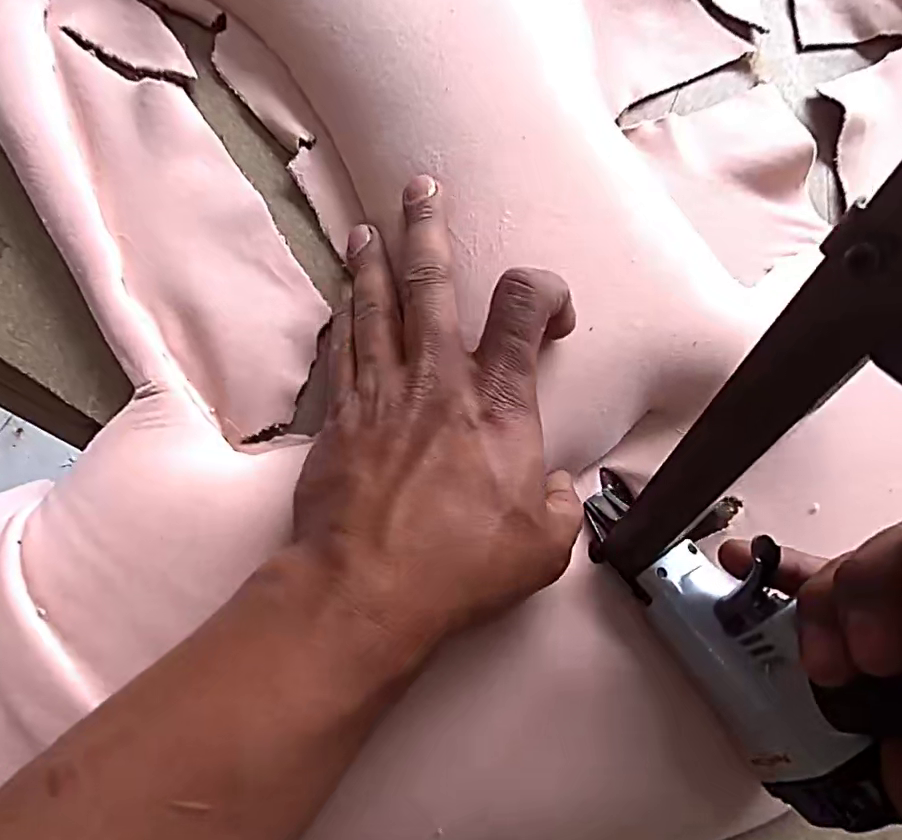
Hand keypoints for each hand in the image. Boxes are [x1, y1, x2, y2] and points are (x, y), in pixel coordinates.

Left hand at [291, 176, 582, 653]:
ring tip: (365, 234)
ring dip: (371, 265)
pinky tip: (339, 307)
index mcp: (497, 408)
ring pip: (374, 309)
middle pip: (431, 283)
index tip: (551, 314)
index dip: (543, 292)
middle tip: (418, 190)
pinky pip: (340, 354)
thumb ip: (562, 505)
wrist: (367, 588)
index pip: (521, 310)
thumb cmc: (458, 569)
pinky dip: (342, 323)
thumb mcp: (544, 547)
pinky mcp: (339, 422)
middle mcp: (436, 385)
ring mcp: (380, 398)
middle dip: (427, 229)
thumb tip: (560, 486)